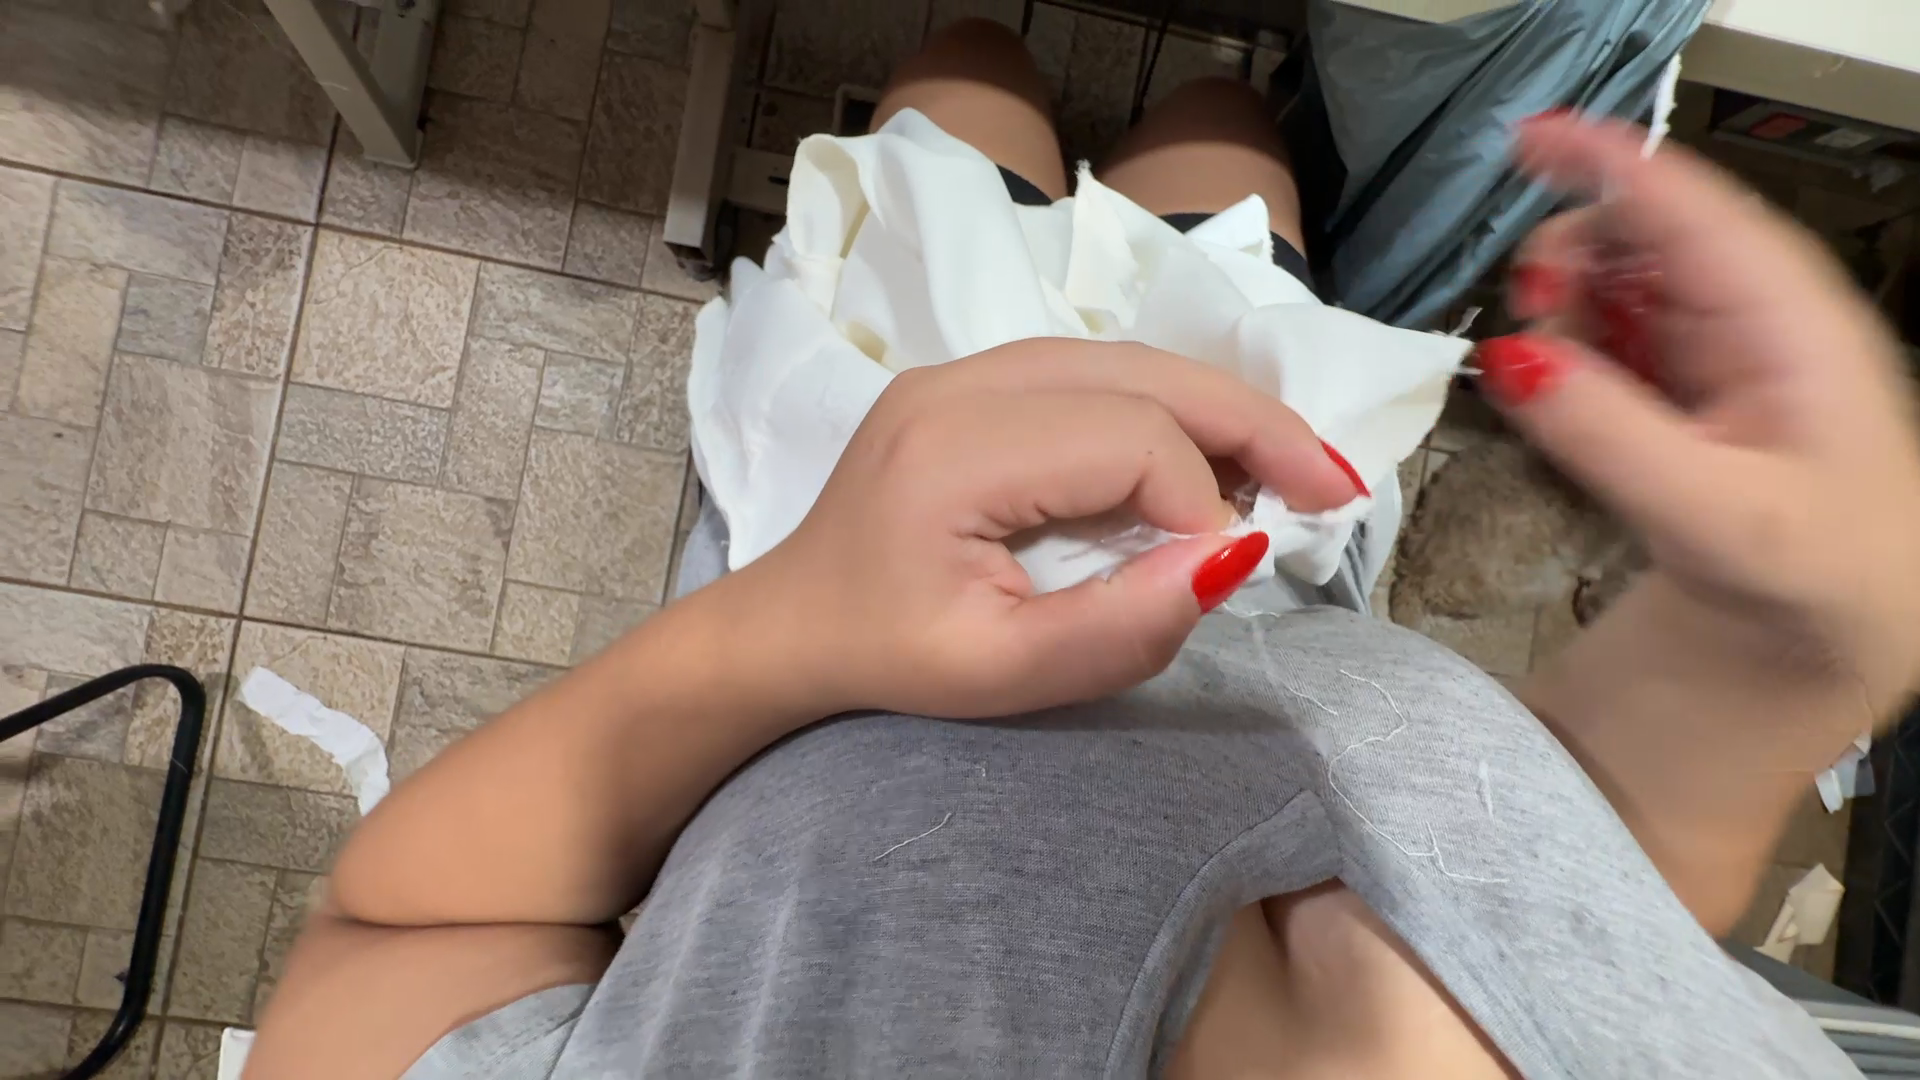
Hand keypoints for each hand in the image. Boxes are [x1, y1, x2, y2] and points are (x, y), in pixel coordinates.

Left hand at [733, 338, 1364, 718]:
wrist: (790, 626)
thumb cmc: (884, 659)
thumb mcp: (997, 675)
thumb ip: (1116, 629)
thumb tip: (1232, 556)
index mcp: (953, 448)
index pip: (1126, 439)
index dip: (1200, 501)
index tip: (1223, 569)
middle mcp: (957, 383)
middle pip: (1139, 372)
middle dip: (1248, 424)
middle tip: (1330, 484)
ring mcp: (957, 374)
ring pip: (1122, 361)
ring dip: (1211, 410)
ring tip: (1280, 468)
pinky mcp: (964, 387)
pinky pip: (1088, 376)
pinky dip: (1156, 410)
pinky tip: (1193, 454)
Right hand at [1483, 115, 1919, 717]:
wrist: (1815, 629)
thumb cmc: (1800, 570)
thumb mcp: (1707, 511)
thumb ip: (1604, 432)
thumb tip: (1507, 356)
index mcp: (1792, 331)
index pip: (1701, 220)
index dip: (1617, 168)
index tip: (1531, 138)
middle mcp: (1750, 325)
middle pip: (1643, 242)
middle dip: (1572, 256)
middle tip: (1530, 309)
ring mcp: (1705, 357)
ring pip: (1611, 289)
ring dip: (1558, 307)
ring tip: (1543, 366)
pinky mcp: (1668, 393)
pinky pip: (1598, 341)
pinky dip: (1560, 348)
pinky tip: (1558, 386)